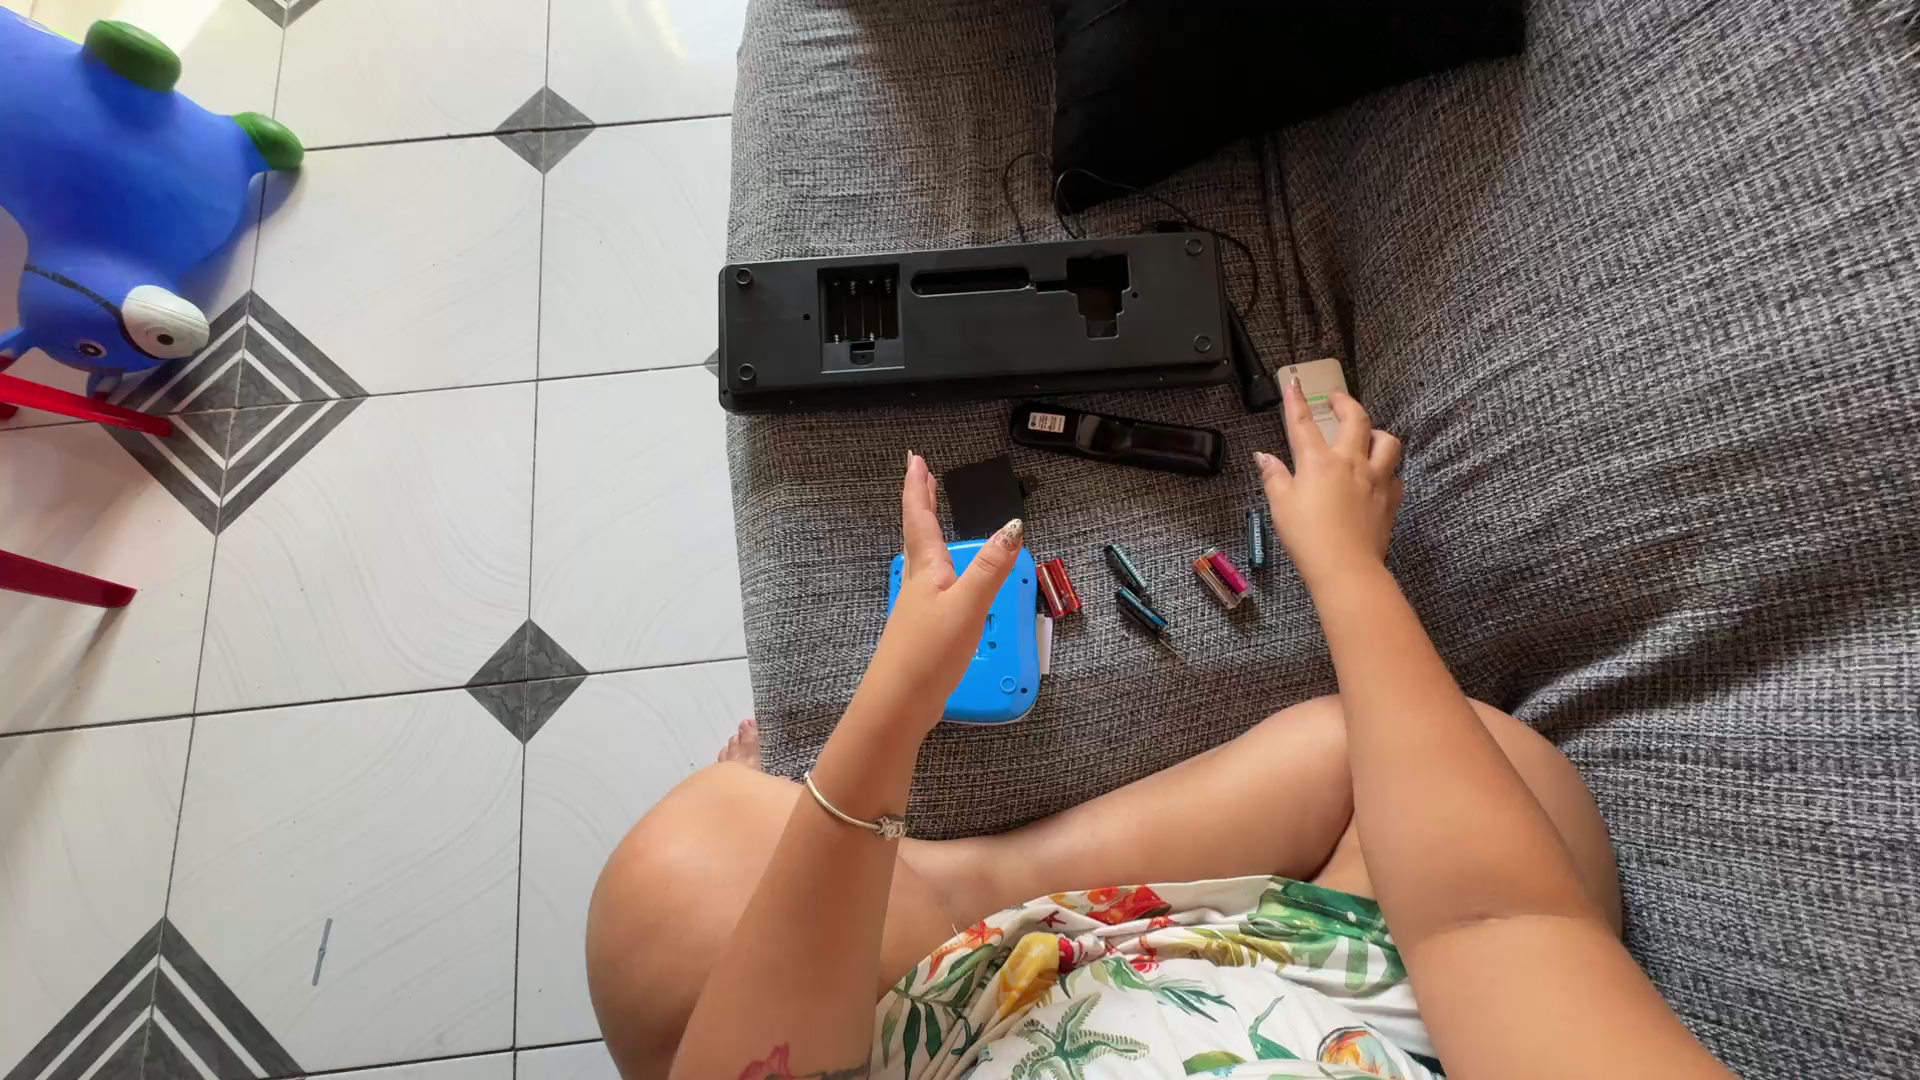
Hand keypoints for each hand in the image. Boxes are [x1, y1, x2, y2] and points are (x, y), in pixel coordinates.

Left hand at [851, 452, 1023, 733]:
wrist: (900, 703)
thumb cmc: (930, 651)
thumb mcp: (968, 606)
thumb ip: (991, 567)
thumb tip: (1012, 526)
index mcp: (927, 569)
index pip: (920, 518)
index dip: (918, 487)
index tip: (914, 459)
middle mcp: (918, 581)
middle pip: (917, 532)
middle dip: (919, 502)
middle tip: (920, 476)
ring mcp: (917, 605)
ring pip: (921, 557)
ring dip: (925, 530)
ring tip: (930, 516)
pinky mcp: (922, 627)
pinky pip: (929, 582)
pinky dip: (935, 564)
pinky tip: (942, 577)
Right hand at [1253, 380, 1403, 589]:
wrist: (1345, 565)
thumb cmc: (1307, 535)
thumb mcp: (1280, 504)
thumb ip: (1273, 476)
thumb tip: (1264, 457)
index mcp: (1319, 462)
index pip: (1303, 423)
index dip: (1296, 401)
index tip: (1294, 383)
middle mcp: (1351, 463)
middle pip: (1356, 420)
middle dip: (1345, 403)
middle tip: (1336, 399)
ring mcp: (1376, 479)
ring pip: (1387, 442)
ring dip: (1376, 433)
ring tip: (1367, 435)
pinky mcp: (1390, 498)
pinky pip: (1394, 474)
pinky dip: (1386, 469)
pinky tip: (1376, 476)